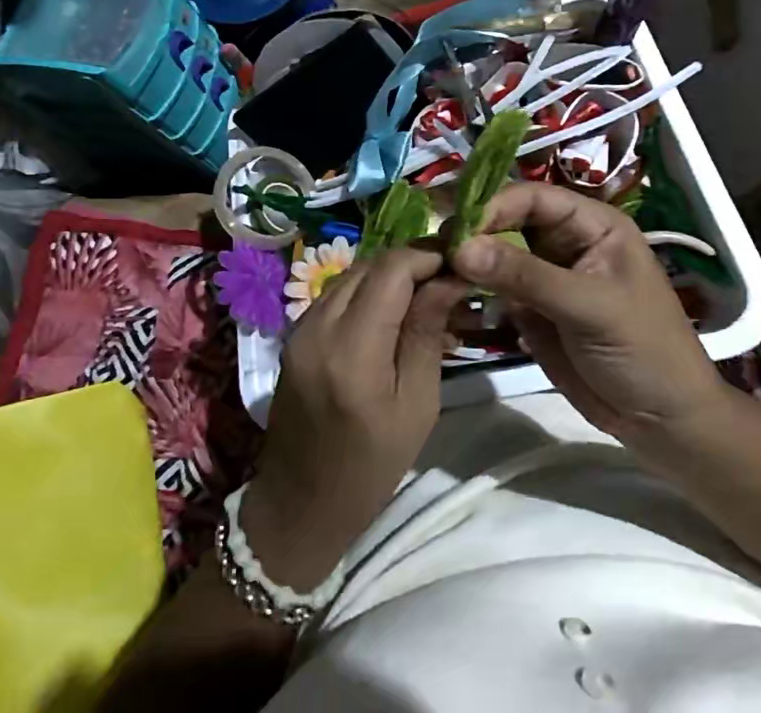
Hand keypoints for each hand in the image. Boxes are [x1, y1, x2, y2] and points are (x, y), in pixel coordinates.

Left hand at [240, 248, 467, 589]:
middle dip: (415, 263)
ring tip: (431, 301)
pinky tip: (397, 317)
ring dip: (393, 278)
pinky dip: (370, 295)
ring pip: (354, 276)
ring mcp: (301, 328)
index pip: (393, 269)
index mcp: (352, 347)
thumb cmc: (370, 466)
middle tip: (453, 283)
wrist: (300, 504)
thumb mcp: (416, 403)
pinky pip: (338, 297)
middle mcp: (318, 325)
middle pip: (371, 265)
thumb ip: (426, 332)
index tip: (464, 266)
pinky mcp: (296, 336)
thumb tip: (449, 279)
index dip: (430, 256)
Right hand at [450, 183, 724, 441]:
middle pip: (510, 220)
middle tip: (432, 245)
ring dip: (467, 257)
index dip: (494, 205)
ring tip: (429, 264)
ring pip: (498, 253)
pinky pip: (495, 288)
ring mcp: (546, 276)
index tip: (454, 226)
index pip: (534, 198)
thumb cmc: (643, 349)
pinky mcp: (532, 309)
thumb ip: (526, 276)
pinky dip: (471, 287)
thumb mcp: (589, 307)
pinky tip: (443, 288)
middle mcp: (566, 242)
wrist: (661, 419)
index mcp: (593, 225)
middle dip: (473, 228)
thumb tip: (460, 247)